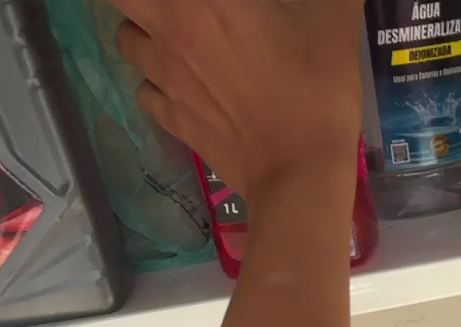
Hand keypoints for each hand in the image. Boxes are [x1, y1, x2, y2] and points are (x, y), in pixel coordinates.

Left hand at [113, 0, 363, 200]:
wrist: (301, 176)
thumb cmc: (317, 92)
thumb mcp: (335, 22)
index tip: (216, 8)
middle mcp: (169, 26)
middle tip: (177, 7)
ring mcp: (166, 78)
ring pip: (125, 38)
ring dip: (143, 31)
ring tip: (175, 38)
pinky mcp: (173, 120)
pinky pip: (144, 91)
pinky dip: (156, 85)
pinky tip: (182, 88)